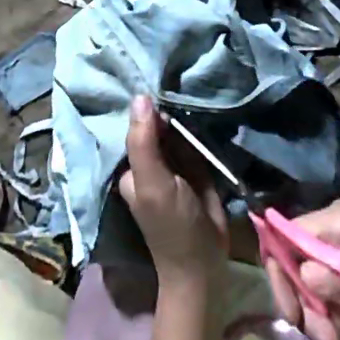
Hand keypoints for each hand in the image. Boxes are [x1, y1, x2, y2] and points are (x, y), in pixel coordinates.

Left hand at [118, 96, 229, 287]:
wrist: (204, 263)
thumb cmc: (172, 225)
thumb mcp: (152, 184)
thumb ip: (144, 143)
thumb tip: (140, 98)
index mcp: (133, 166)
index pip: (137, 126)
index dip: (147, 105)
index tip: (160, 78)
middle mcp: (152, 162)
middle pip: (158, 125)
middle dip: (169, 107)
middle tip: (182, 77)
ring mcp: (176, 165)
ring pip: (178, 131)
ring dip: (186, 114)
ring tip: (195, 84)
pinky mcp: (197, 169)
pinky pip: (197, 142)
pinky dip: (200, 130)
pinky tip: (206, 109)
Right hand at [265, 200, 339, 339]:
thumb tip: (305, 273)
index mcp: (337, 219)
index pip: (287, 237)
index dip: (282, 273)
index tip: (294, 314)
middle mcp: (334, 232)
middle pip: (295, 265)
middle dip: (304, 305)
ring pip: (309, 288)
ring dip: (320, 319)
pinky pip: (327, 299)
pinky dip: (335, 320)